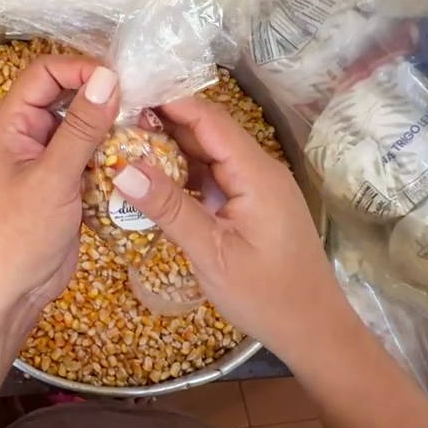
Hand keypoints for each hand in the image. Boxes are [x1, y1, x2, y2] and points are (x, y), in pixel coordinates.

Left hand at [0, 56, 119, 325]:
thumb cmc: (16, 235)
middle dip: (102, 99)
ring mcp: (48, 162)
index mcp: (11, 125)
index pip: (44, 75)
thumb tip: (108, 79)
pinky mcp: (67, 186)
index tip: (119, 78)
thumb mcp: (52, 178)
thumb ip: (80, 129)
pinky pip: (93, 159)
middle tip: (142, 103)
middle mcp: (28, 137)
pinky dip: (114, 158)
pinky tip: (140, 161)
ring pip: (84, 130)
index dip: (79, 69)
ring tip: (147, 131)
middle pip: (67, 99)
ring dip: (112, 130)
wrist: (9, 293)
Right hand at [108, 95, 348, 360]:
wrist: (315, 332)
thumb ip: (169, 208)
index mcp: (256, 173)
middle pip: (207, 131)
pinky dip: (182, 171)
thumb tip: (122, 170)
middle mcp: (258, 170)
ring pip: (208, 152)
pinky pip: (212, 174)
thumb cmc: (267, 295)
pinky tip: (150, 176)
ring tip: (122, 142)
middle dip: (162, 121)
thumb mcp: (211, 253)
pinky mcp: (249, 203)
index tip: (125, 95)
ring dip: (169, 146)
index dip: (168, 102)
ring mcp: (255, 186)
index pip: (208, 119)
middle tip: (112, 120)